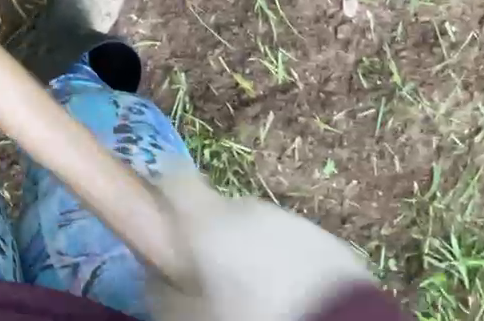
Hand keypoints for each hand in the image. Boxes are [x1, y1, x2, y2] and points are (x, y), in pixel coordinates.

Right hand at [153, 170, 374, 320]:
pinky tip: (295, 302)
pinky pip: (295, 246)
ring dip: (253, 251)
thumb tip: (152, 273)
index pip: (170, 177)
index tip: (162, 224)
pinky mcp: (331, 244)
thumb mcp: (191, 316)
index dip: (163, 195)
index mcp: (205, 217)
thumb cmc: (251, 320)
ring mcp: (292, 221)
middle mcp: (246, 206)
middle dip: (214, 236)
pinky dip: (288, 264)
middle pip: (217, 208)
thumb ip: (162, 289)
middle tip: (215, 279)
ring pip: (259, 228)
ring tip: (260, 296)